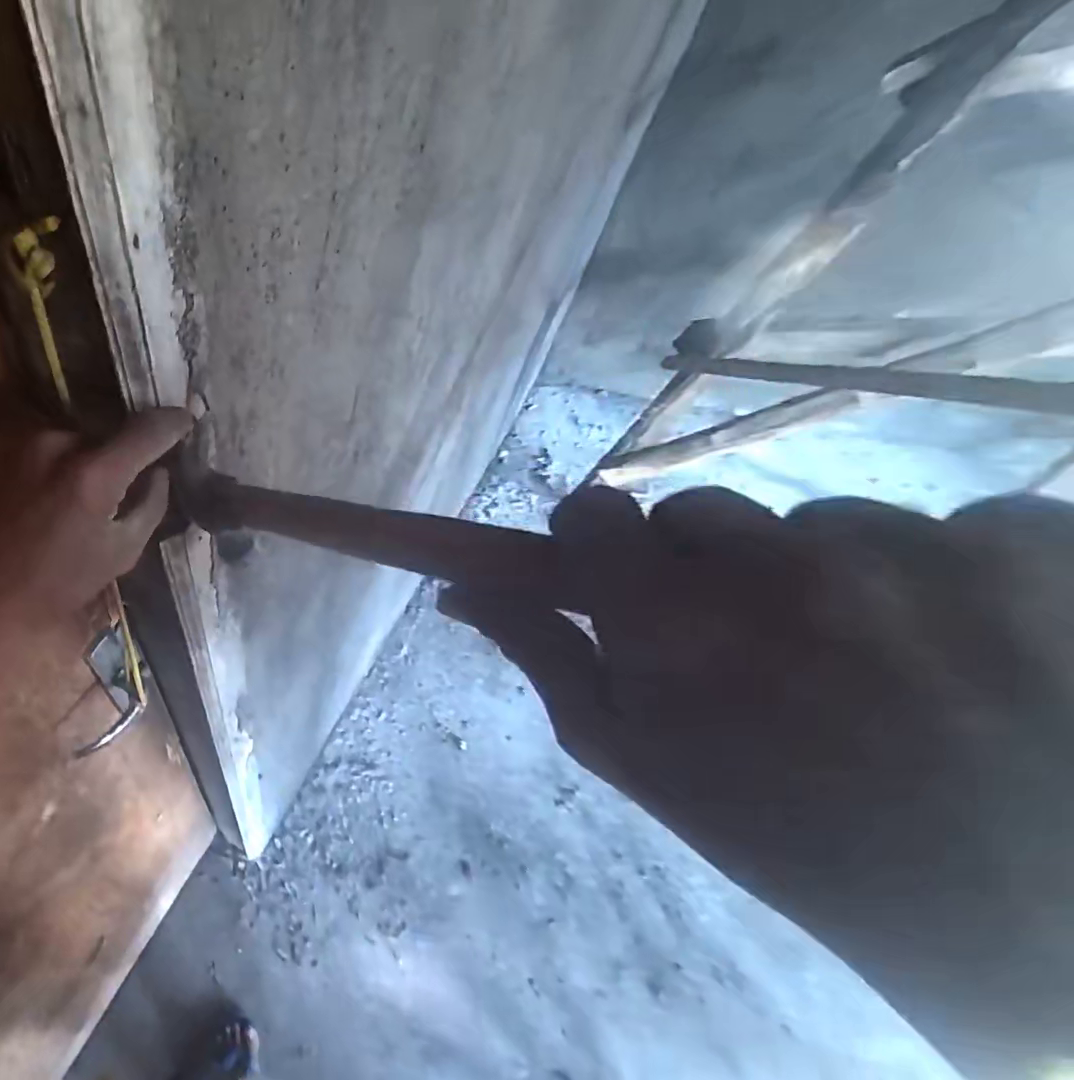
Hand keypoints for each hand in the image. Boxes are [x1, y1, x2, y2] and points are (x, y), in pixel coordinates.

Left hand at [0, 407, 192, 635]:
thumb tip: (159, 472)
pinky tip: (45, 495)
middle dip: (117, 453)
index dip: (173, 422)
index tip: (186, 420)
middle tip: (118, 482)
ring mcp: (21, 442)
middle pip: (104, 432)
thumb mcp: (122, 552)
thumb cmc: (61, 584)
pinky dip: (51, 462)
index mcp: (94, 474)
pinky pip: (39, 444)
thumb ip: (151, 505)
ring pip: (70, 437)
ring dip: (81, 457)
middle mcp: (57, 444)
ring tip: (74, 495)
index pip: (147, 429)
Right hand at [440, 485, 1073, 1075]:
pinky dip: (960, 570)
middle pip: (699, 511)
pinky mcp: (1051, 552)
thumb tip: (457, 591)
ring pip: (827, 520)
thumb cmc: (778, 830)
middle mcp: (780, 569)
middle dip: (704, 561)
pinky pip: (969, 518)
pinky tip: (982, 644)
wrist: (1024, 918)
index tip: (617, 575)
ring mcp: (923, 554)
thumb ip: (539, 651)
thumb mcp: (626, 750)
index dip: (595, 537)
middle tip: (746, 636)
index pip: (592, 510)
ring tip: (875, 657)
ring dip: (830, 572)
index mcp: (668, 621)